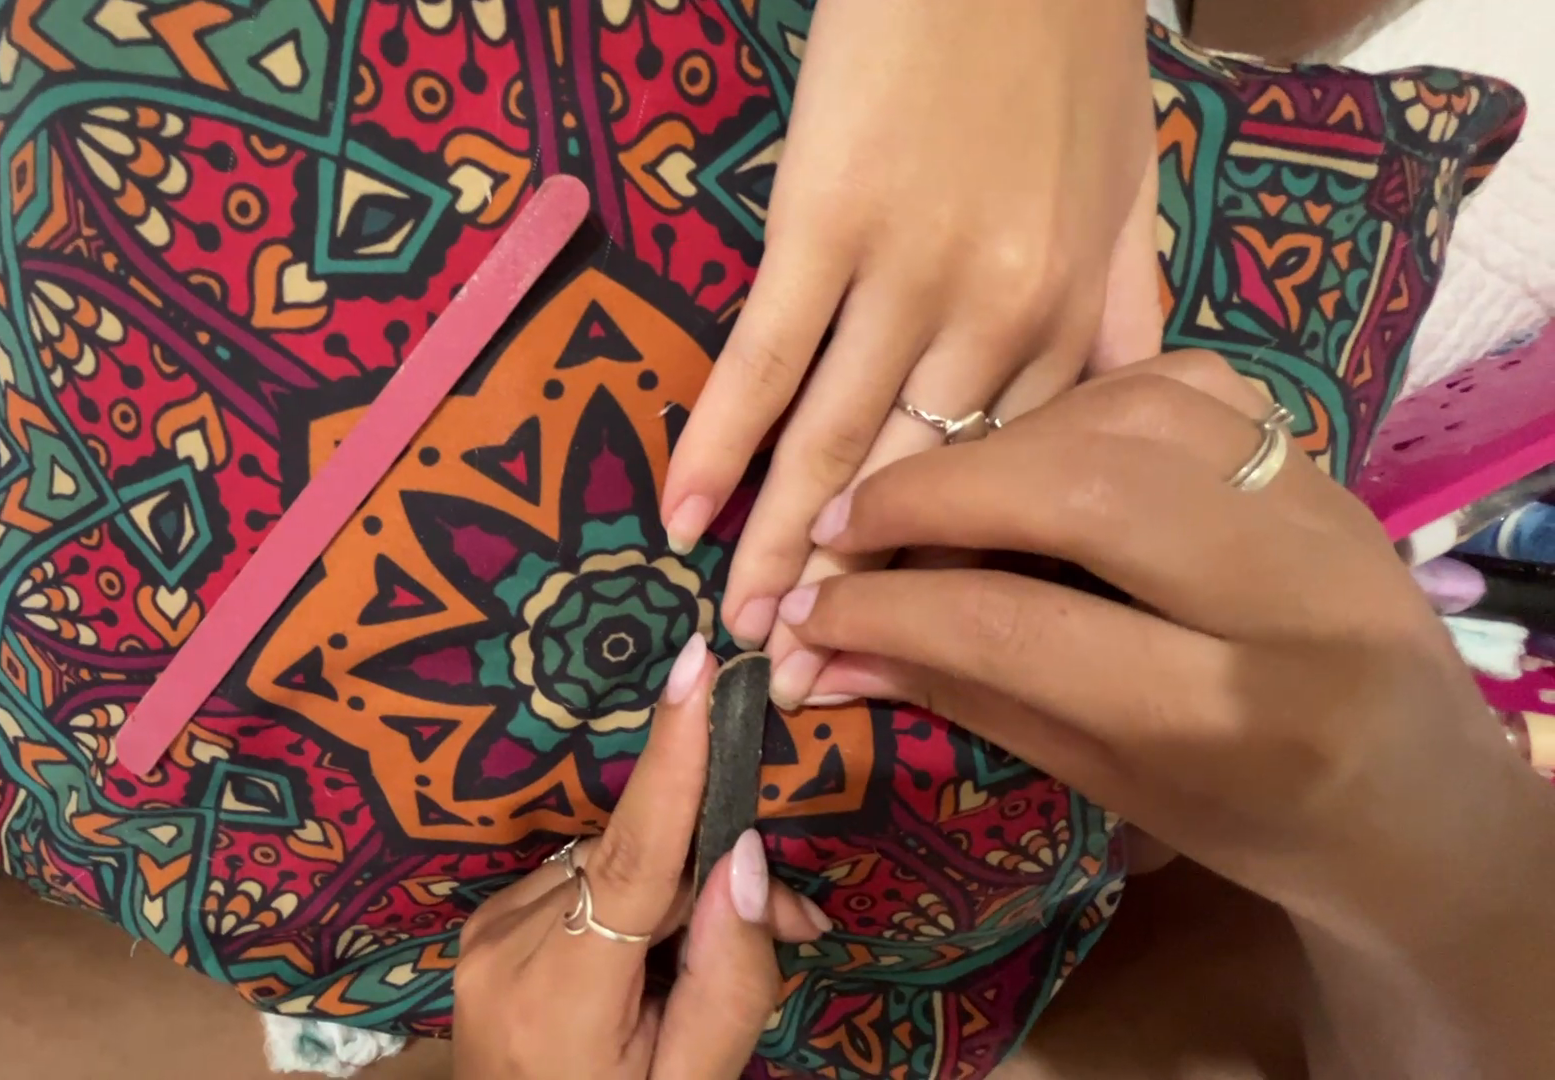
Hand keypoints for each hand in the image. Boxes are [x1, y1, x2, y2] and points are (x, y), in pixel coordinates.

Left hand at [453, 635, 829, 1079]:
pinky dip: (627, 898)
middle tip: (791, 917)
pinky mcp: (487, 919)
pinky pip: (580, 880)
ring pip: (610, 864)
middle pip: (634, 860)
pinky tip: (647, 952)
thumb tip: (743, 854)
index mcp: (557, 994)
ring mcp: (487, 926)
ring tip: (703, 960)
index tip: (695, 663)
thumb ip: (730, 978)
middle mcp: (506, 940)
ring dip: (671, 890)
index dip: (672, 754)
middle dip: (712, 870)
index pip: (631, 853)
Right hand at [660, 0, 1164, 705]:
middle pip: (913, 489)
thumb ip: (1121, 306)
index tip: (895, 651)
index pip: (1001, 488)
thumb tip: (1119, 396)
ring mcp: (906, 274)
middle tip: (797, 681)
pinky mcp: (824, 227)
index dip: (944, 579)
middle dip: (851, 596)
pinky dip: (716, 442)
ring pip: (835, 443)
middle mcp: (995, 319)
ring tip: (740, 627)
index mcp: (1069, 319)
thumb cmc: (1055, 63)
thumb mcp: (1123, 192)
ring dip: (780, 547)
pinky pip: (763, 360)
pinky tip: (680, 515)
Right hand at [773, 350, 1550, 933]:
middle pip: (1076, 491)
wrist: (1425, 792)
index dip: (884, 609)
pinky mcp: (1310, 453)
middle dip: (926, 495)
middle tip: (839, 521)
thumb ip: (961, 696)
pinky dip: (1069, 403)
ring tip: (919, 487)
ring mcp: (1314, 500)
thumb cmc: (1250, 816)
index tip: (802, 610)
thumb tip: (826, 655)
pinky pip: (1173, 382)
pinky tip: (1021, 445)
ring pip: (1121, 415)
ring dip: (991, 444)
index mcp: (1234, 712)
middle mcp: (1293, 590)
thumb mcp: (1097, 780)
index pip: (1014, 626)